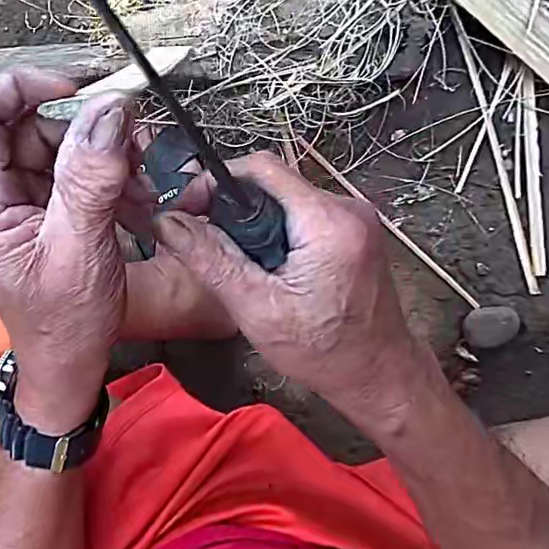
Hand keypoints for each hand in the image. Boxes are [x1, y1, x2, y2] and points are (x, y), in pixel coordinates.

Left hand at [0, 70, 144, 433]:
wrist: (70, 362)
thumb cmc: (63, 324)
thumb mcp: (80, 250)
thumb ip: (91, 179)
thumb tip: (107, 112)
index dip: (16, 88)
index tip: (71, 87)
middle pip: (21, 123)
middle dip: (77, 121)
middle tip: (126, 134)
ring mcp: (20, 198)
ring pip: (53, 140)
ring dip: (100, 146)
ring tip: (138, 173)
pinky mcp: (46, 204)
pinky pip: (73, 164)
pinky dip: (107, 168)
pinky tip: (134, 190)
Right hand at [153, 152, 431, 437]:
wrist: (381, 379)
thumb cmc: (325, 352)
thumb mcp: (254, 307)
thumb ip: (210, 259)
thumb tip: (167, 222)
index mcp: (328, 221)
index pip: (260, 168)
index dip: (214, 181)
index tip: (186, 208)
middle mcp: (347, 209)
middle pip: (269, 183)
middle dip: (227, 207)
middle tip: (200, 239)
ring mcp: (351, 219)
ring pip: (279, 199)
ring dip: (246, 223)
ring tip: (230, 261)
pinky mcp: (349, 233)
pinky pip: (295, 215)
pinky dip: (268, 232)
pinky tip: (259, 266)